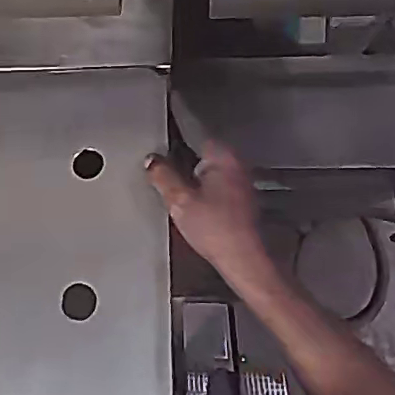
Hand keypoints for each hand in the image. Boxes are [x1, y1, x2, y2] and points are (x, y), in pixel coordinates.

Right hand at [145, 141, 280, 294]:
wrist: (242, 259)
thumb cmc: (216, 229)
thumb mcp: (179, 200)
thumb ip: (163, 176)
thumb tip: (152, 161)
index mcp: (224, 157)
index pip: (196, 135)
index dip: (176, 140)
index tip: (163, 148)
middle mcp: (237, 164)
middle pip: (203, 154)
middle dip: (185, 163)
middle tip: (168, 177)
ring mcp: (242, 182)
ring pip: (211, 172)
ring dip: (195, 179)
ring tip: (182, 196)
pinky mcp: (243, 199)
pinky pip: (218, 187)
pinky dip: (206, 192)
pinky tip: (197, 208)